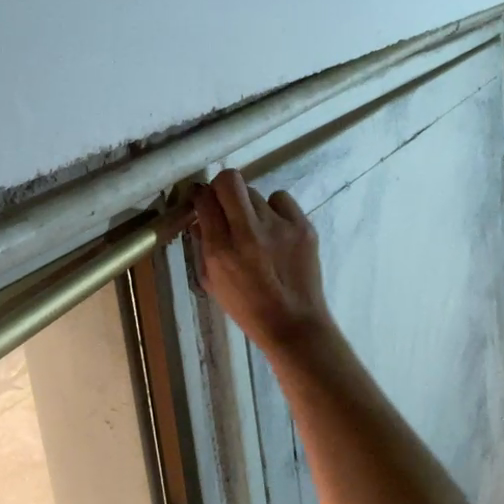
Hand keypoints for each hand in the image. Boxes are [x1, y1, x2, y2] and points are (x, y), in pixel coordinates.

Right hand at [191, 169, 330, 355]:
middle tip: (225, 203)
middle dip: (222, 188)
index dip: (201, 197)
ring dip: (248, 205)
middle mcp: (247, 232)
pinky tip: (275, 229)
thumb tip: (200, 219)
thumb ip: (202, 246)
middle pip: (229, 181)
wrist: (293, 323)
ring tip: (254, 227)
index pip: (204, 200)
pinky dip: (274, 209)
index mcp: (220, 249)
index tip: (203, 202)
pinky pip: (280, 199)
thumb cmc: (246, 307)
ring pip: (254, 192)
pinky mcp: (302, 226)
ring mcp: (278, 226)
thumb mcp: (211, 281)